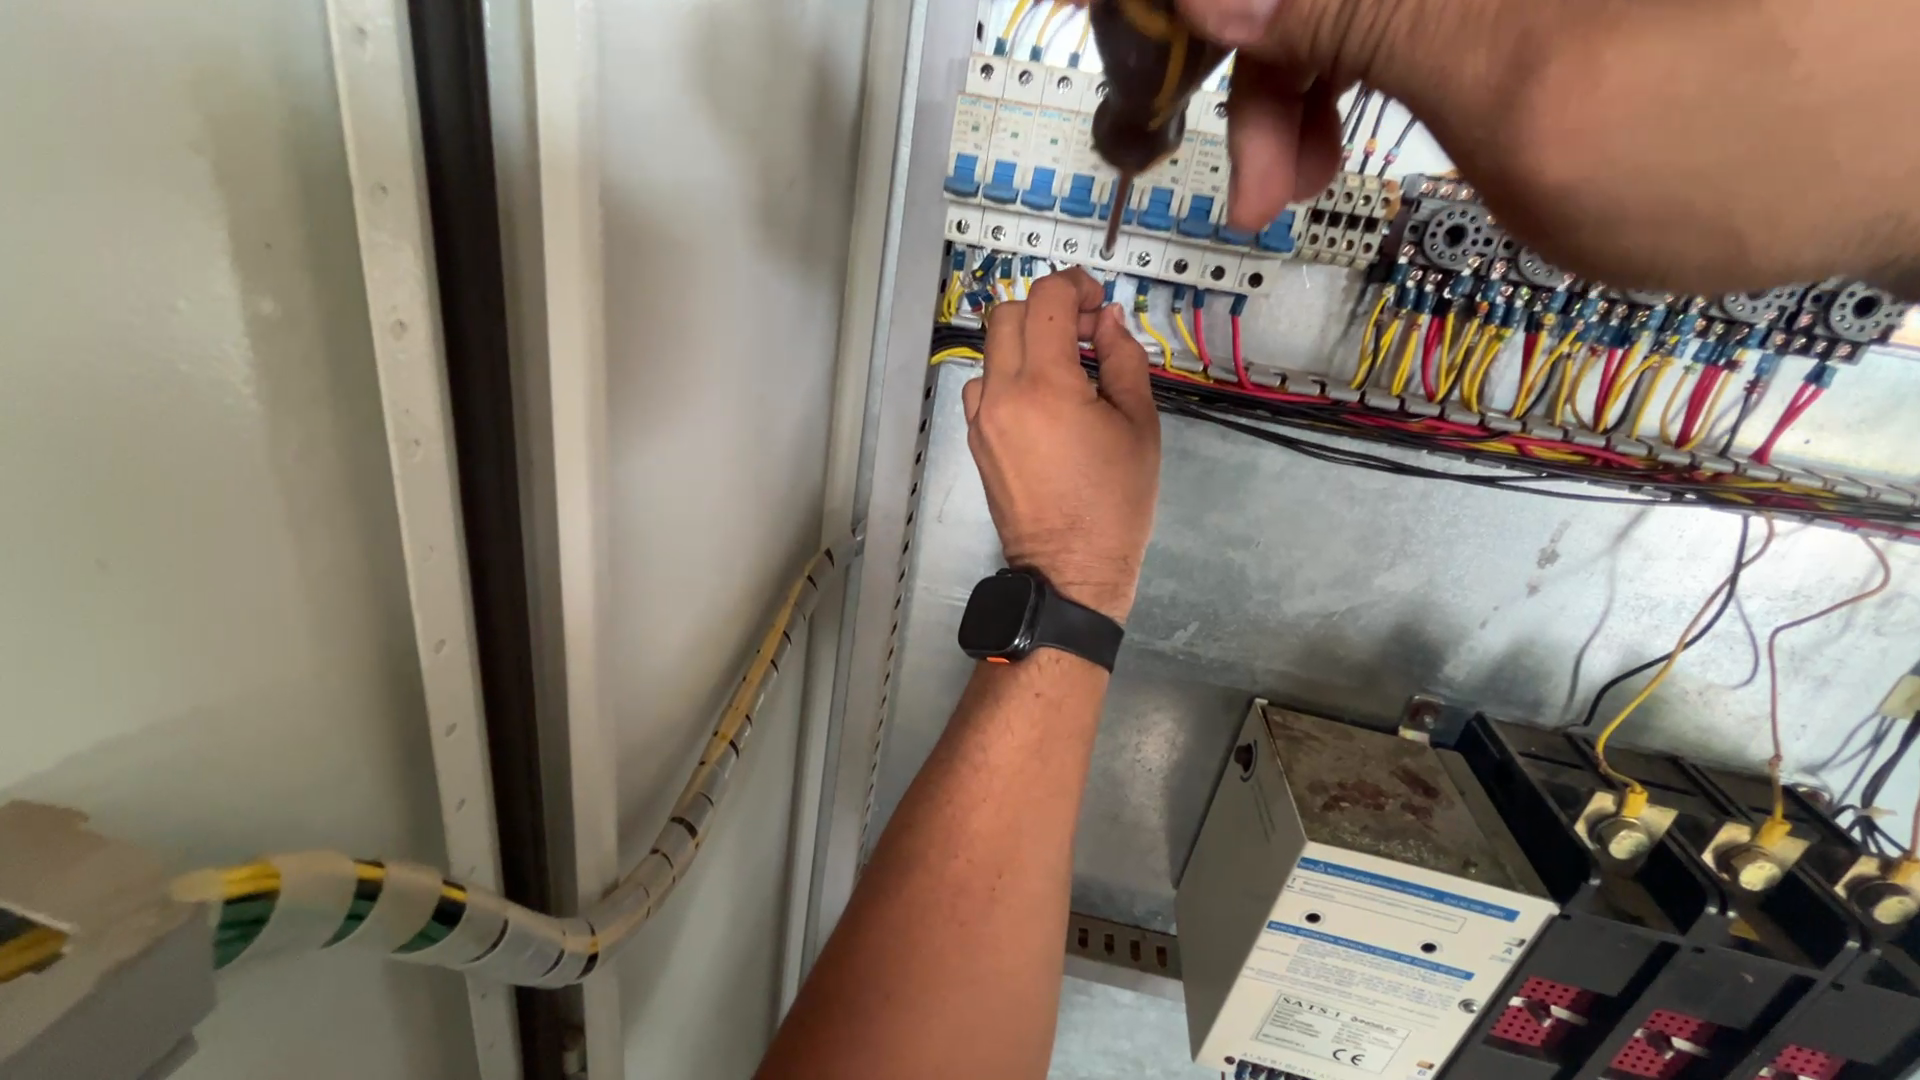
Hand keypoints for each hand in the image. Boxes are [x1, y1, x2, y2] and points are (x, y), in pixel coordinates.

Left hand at [963, 269, 1159, 621]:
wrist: (1070, 569)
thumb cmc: (1115, 502)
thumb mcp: (1139, 424)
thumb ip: (1123, 360)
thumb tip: (1107, 320)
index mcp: (1045, 385)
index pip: (1046, 300)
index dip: (1075, 285)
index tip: (1098, 301)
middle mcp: (1001, 394)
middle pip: (1008, 314)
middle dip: (1048, 308)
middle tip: (1084, 333)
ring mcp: (981, 420)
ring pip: (990, 350)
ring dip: (1024, 343)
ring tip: (1063, 370)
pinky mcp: (976, 442)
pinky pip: (983, 388)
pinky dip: (1008, 377)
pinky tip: (1040, 402)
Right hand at [1178, 0, 1919, 296]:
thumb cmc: (1757, 129)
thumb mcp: (1524, 87)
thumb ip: (1363, 16)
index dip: (1214, 10)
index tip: (1171, 84)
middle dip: (1266, 61)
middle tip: (1260, 191)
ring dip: (1299, 79)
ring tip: (1295, 186)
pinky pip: (1393, 15)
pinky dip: (1350, 71)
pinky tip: (1347, 137)